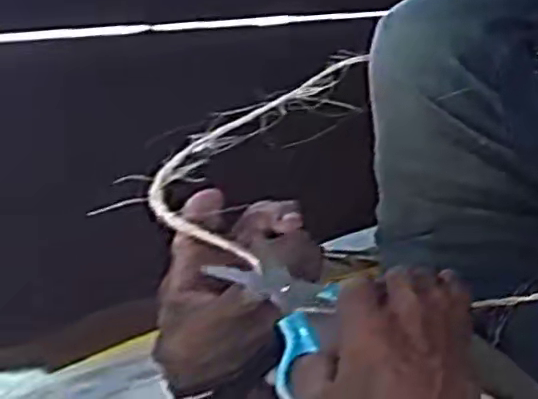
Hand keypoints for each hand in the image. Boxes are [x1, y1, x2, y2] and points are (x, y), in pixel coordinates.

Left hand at [154, 189, 322, 394]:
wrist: (244, 373)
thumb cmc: (208, 352)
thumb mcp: (216, 322)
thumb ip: (247, 283)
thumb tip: (284, 244)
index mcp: (196, 272)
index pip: (197, 232)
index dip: (203, 212)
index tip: (210, 195)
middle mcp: (234, 258)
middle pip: (258, 218)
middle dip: (276, 215)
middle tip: (290, 223)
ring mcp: (268, 262)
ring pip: (292, 231)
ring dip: (296, 246)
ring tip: (290, 277)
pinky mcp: (296, 269)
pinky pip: (311, 250)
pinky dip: (310, 262)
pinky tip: (301, 281)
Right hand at [306, 270, 478, 398]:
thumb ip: (309, 374)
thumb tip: (307, 355)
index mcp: (367, 326)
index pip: (355, 287)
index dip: (347, 295)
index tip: (344, 307)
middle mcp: (406, 306)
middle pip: (395, 275)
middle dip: (383, 286)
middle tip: (375, 305)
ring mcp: (440, 305)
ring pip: (426, 275)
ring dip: (413, 283)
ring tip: (404, 300)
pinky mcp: (463, 312)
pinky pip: (454, 283)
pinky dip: (443, 284)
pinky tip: (436, 296)